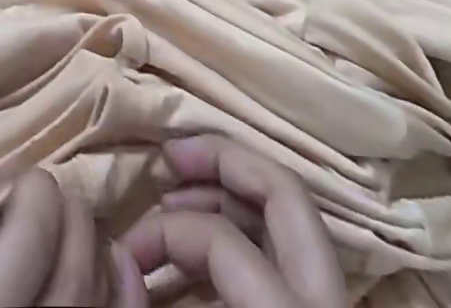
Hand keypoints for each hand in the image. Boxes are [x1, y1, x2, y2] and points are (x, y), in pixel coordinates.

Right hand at [110, 136, 346, 307]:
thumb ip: (158, 302)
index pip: (221, 236)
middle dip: (219, 160)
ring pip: (284, 216)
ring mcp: (333, 301)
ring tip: (173, 210)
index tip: (127, 253)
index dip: (165, 233)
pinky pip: (284, 254)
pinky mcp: (321, 307)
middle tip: (170, 159)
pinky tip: (195, 259)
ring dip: (224, 198)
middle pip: (282, 190)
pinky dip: (239, 238)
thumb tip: (118, 259)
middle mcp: (327, 296)